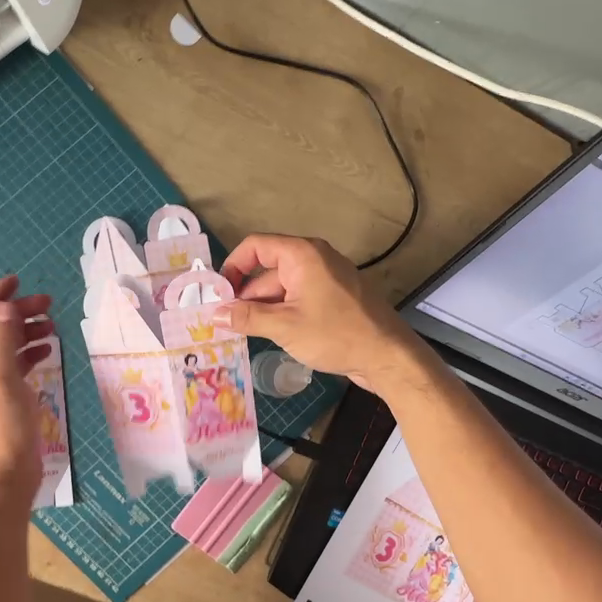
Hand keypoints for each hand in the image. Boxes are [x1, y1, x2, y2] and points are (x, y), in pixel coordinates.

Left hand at [0, 276, 54, 509]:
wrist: (5, 481)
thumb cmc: (1, 432)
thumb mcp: (0, 382)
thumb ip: (1, 342)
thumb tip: (2, 306)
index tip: (18, 281)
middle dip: (16, 313)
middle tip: (47, 304)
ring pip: (7, 347)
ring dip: (26, 332)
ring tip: (53, 325)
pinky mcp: (7, 400)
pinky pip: (17, 367)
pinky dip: (31, 354)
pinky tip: (48, 350)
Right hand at [214, 235, 429, 395]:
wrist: (387, 355)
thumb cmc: (336, 335)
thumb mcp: (285, 327)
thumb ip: (247, 317)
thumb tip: (214, 314)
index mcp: (302, 255)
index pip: (255, 246)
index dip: (233, 267)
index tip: (219, 295)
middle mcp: (314, 258)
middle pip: (267, 270)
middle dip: (246, 295)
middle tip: (227, 324)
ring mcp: (327, 278)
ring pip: (283, 287)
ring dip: (264, 308)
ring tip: (245, 334)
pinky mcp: (335, 297)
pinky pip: (300, 297)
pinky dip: (283, 312)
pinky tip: (273, 335)